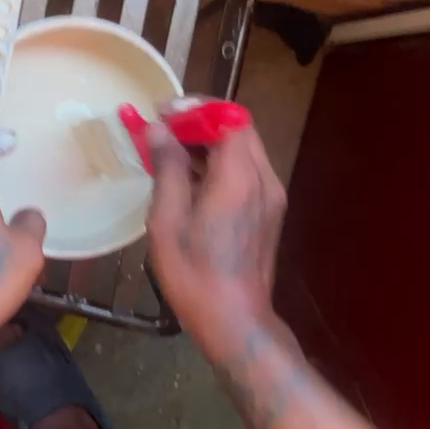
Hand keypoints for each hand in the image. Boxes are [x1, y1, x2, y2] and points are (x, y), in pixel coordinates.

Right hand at [145, 119, 286, 367]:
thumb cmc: (193, 273)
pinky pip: (245, 170)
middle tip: (161, 130)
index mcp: (240, 178)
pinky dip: (218, 162)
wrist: (233, 320)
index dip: (194, 108)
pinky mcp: (267, 211)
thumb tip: (159, 130)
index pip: (228, 117)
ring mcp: (271, 196)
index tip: (161, 113)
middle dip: (199, 121)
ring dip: (207, 141)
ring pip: (243, 148)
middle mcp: (264, 180)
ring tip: (168, 152)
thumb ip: (167, 168)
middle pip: (238, 128)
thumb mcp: (167, 219)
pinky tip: (188, 178)